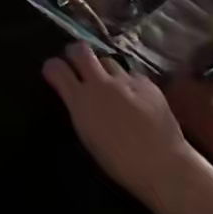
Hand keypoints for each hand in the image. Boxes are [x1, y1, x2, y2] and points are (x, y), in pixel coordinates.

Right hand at [42, 42, 203, 200]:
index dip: (52, 67)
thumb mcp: (86, 135)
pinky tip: (133, 96)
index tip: (53, 71)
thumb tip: (77, 99)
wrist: (160, 162)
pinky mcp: (147, 83)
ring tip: (108, 82)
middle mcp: (100, 84)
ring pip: (108, 59)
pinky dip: (127, 81)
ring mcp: (125, 80)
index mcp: (80, 101)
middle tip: (76, 61)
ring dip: (103, 68)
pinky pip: (130, 74)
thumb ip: (79, 110)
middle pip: (81, 51)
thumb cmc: (117, 161)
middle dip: (75, 53)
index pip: (56, 69)